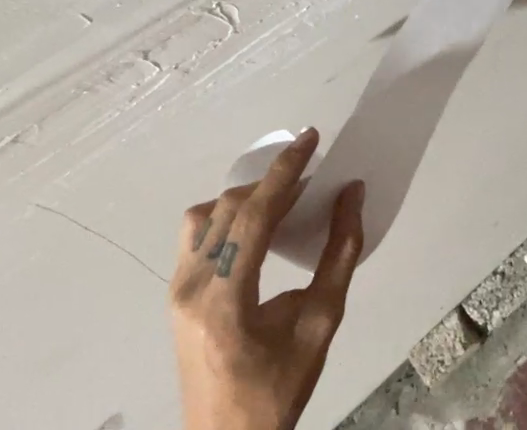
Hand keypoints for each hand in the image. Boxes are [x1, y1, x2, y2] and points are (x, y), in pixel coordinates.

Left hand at [170, 129, 364, 429]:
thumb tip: (351, 194)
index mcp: (225, 298)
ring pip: (206, 216)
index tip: (311, 138)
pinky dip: (228, 216)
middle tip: (313, 176)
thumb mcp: (321, 323)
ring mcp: (175, 291)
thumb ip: (340, 254)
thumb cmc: (278, 388)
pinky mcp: (175, 296)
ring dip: (247, 198)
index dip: (285, 170)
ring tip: (284, 201)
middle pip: (230, 208)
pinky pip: (196, 236)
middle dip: (273, 182)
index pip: (254, 214)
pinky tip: (256, 227)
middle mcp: (191, 287)